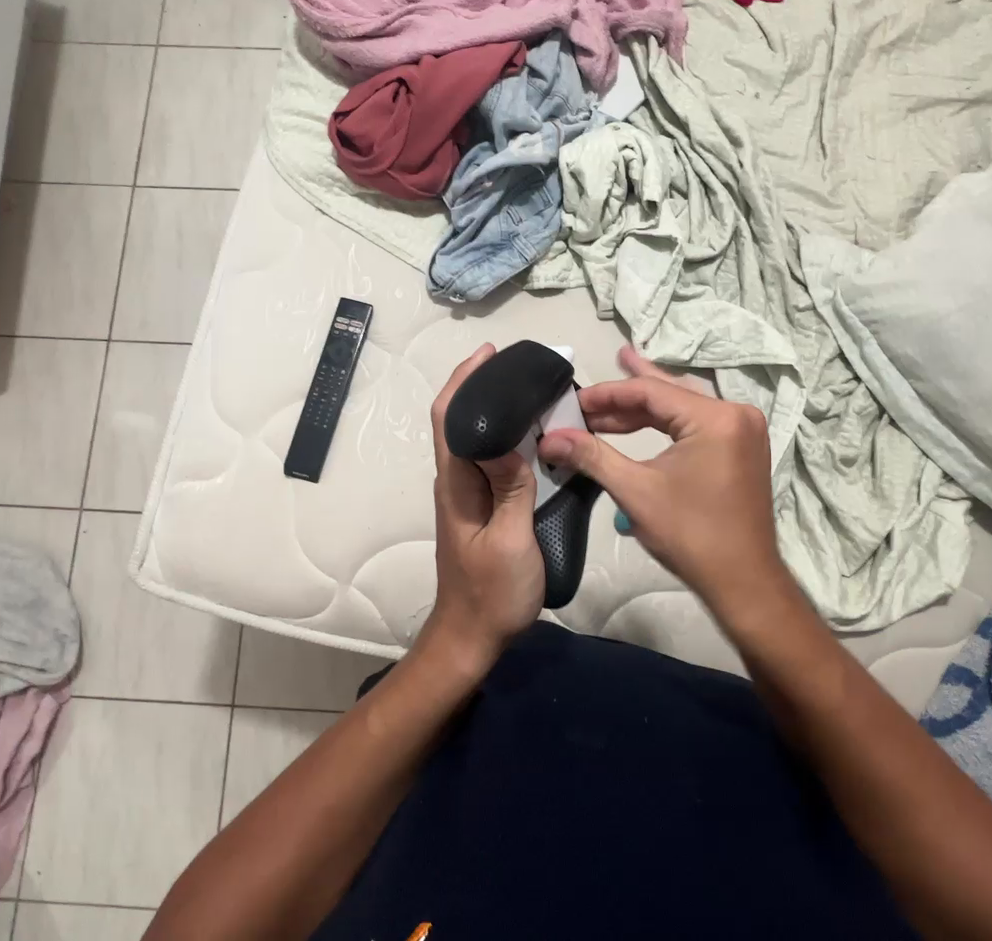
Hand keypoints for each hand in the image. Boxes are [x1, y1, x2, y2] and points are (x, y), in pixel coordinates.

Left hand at [420, 344, 545, 672]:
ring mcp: (468, 495)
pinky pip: (494, 461)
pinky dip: (513, 440)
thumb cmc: (491, 594)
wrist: (472, 637)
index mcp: (457, 483)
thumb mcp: (510, 541)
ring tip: (540, 395)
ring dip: (501, 412)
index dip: (465, 380)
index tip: (491, 354)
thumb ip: (511, 489)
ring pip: (479, 440)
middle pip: (461, 420)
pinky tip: (542, 439)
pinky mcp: (482, 507)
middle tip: (527, 370)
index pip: (449, 417)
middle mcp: (457, 481)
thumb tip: (508, 437)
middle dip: (485, 387)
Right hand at [538, 347, 788, 611]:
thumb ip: (592, 456)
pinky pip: (699, 422)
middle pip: (671, 392)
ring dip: (646, 407)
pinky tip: (641, 419)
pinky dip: (667, 422)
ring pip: (685, 405)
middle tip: (593, 379)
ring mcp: (744, 430)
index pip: (652, 392)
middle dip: (627, 391)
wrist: (742, 580)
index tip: (575, 403)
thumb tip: (549, 439)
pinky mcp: (742, 447)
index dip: (608, 394)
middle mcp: (736, 414)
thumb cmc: (690, 535)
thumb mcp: (635, 491)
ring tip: (611, 396)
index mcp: (716, 418)